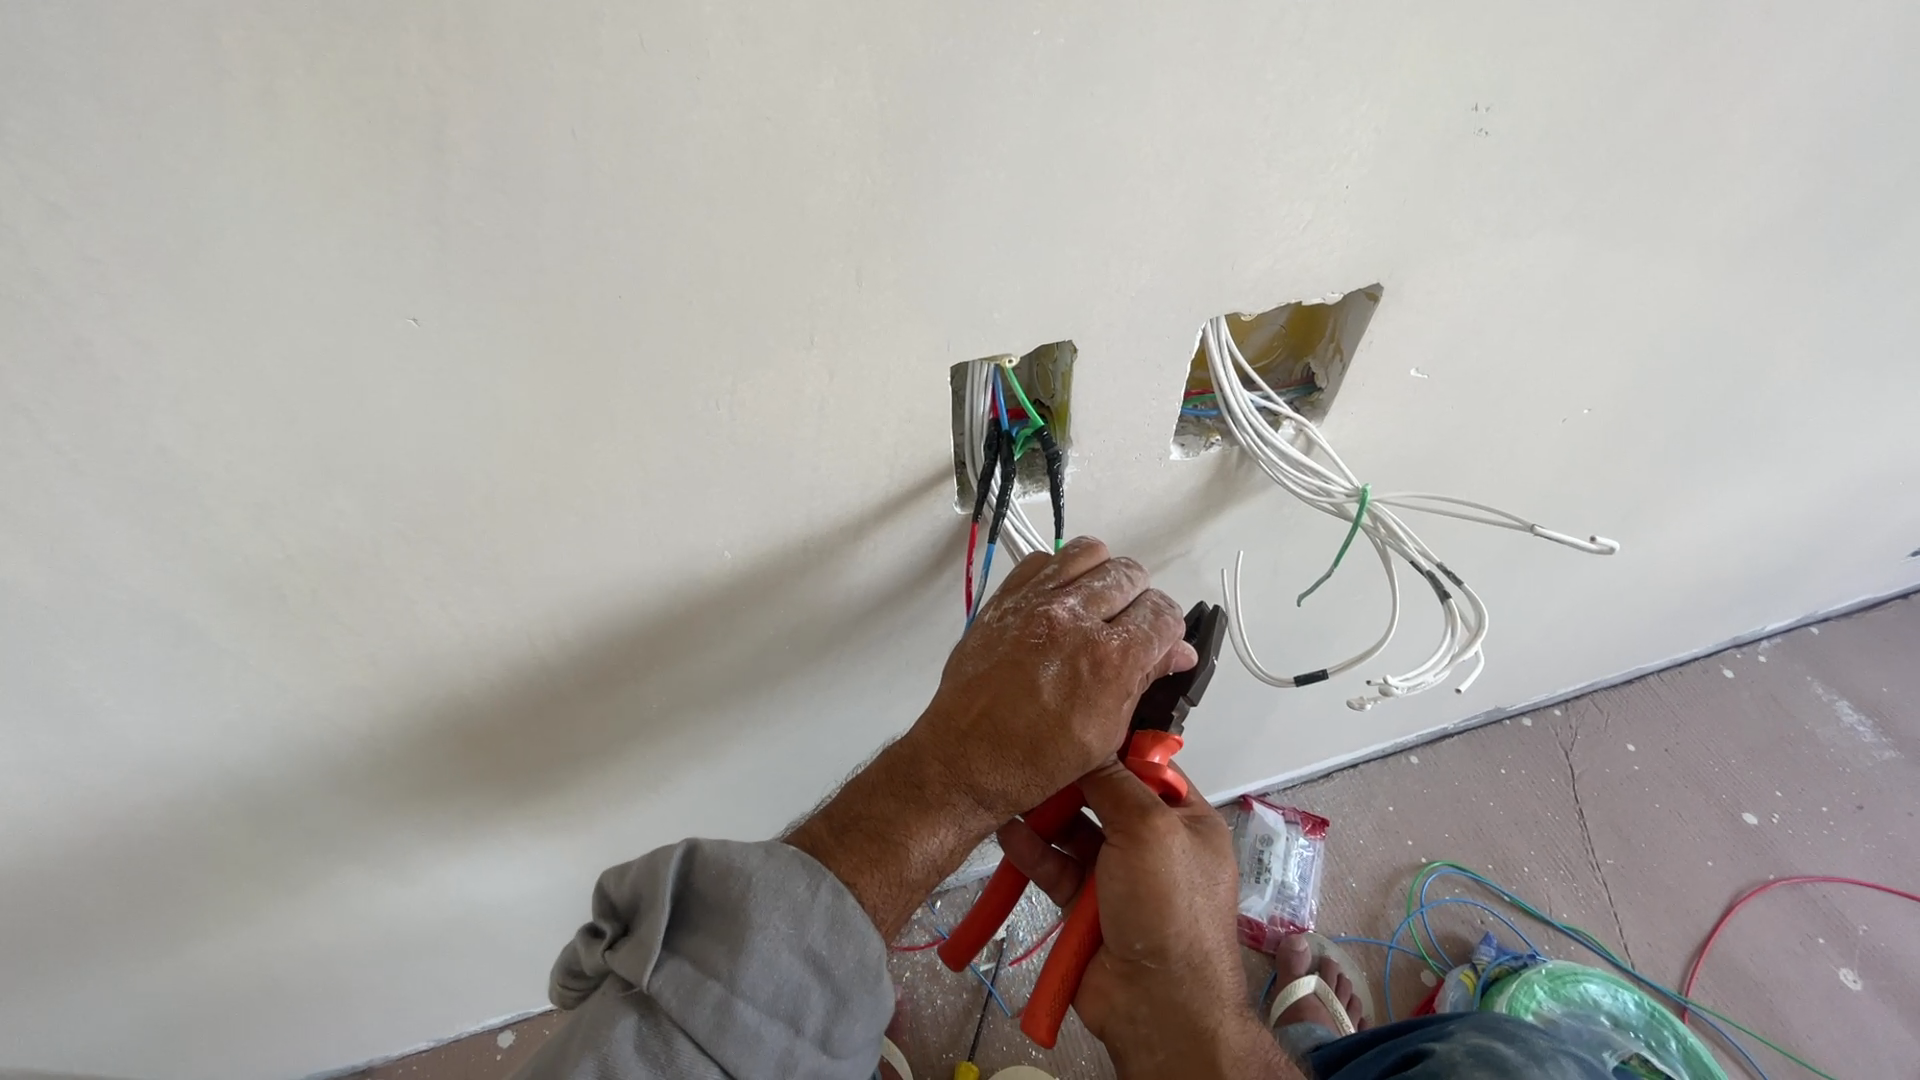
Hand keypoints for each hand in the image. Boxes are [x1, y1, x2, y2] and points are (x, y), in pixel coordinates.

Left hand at [903, 536, 1197, 822]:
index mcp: (1110, 658)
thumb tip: (1176, 651)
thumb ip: (1144, 679)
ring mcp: (1036, 602)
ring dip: (1102, 575)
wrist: (968, 755)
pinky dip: (1058, 572)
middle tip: (1127, 626)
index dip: (1168, 628)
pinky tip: (1059, 601)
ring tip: (1096, 605)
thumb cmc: (1034, 757)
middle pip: (1130, 574)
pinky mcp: (1006, 599)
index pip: (1163, 613)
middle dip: (1138, 600)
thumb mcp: (1107, 731)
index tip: (1160, 640)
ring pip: (1090, 552)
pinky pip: (1043, 559)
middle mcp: (1075, 619)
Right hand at [999, 761, 1289, 1079]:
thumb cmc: (1167, 908)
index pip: (1149, 769)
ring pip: (1075, 831)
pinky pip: (1056, 866)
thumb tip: (1090, 741)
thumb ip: (1115, 782)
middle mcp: (1154, 844)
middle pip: (1105, 797)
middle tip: (1033, 757)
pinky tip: (1007, 831)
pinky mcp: (1085, 904)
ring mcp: (1118, 875)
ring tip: (1013, 790)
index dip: (1114, 748)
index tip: (1074, 725)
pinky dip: (1033, 850)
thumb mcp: (1148, 829)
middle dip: (1072, 781)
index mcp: (1187, 821)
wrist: (1156, 1006)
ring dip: (1046, 814)